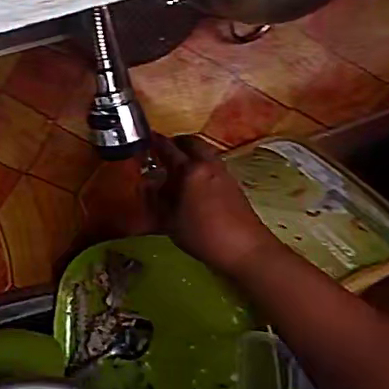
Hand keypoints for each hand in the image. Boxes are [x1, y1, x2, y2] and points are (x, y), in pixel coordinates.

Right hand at [145, 135, 280, 275]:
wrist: (246, 249)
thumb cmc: (203, 234)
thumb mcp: (169, 220)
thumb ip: (156, 199)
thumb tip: (148, 186)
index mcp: (190, 170)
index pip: (167, 147)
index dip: (153, 141)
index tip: (142, 139)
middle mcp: (208, 165)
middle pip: (191, 142)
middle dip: (175, 143)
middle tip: (161, 151)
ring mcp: (224, 173)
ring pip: (204, 152)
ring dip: (190, 153)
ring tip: (176, 167)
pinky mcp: (233, 185)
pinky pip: (213, 165)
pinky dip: (200, 166)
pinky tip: (193, 183)